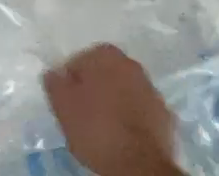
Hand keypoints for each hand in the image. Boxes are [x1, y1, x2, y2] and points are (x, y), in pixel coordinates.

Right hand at [43, 44, 179, 175]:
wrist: (139, 164)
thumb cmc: (96, 129)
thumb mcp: (63, 106)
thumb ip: (55, 84)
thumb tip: (53, 73)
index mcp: (105, 54)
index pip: (80, 60)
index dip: (71, 81)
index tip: (67, 100)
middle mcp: (131, 64)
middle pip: (105, 73)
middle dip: (95, 88)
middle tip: (83, 112)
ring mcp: (152, 89)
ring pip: (126, 91)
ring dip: (116, 102)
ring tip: (104, 126)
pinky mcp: (165, 115)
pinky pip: (142, 111)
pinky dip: (133, 118)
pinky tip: (124, 135)